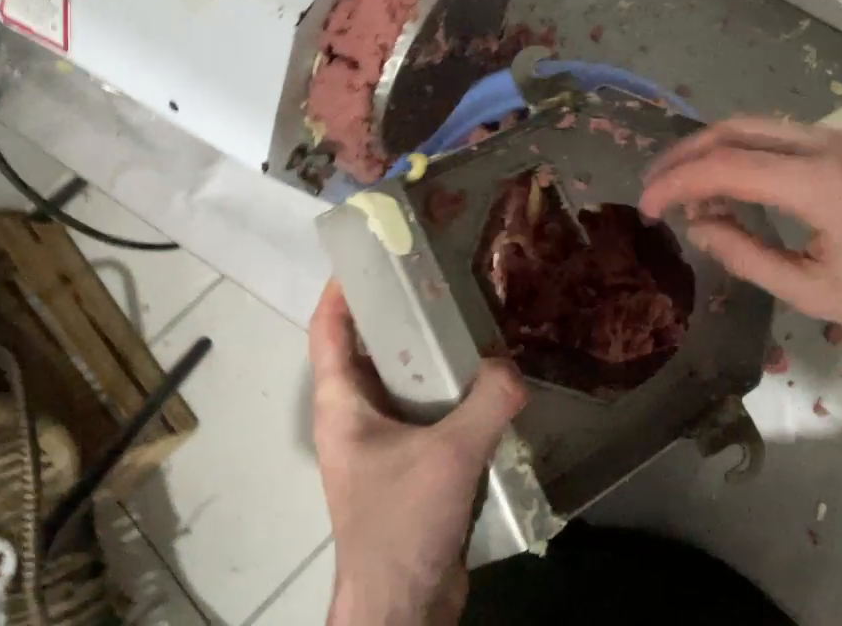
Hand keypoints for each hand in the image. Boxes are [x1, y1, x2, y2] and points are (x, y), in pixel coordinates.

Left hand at [309, 282, 527, 625]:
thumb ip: (487, 403)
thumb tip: (513, 368)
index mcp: (342, 403)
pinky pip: (430, 413)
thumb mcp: (449, 456)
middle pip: (373, 347)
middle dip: (403, 311)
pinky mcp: (410, 465)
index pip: (329, 329)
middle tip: (446, 279)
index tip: (374, 251)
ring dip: (435, 355)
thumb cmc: (401, 524)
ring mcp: (383, 442)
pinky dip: (454, 393)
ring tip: (476, 322)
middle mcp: (356, 415)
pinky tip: (490, 384)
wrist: (401, 607)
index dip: (343, 286)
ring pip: (405, 381)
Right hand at [640, 116, 841, 359]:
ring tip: (689, 185)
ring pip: (765, 126)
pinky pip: (794, 137)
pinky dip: (755, 152)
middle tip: (654, 185)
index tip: (643, 207)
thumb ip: (747, 255)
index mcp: (817, 180)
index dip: (674, 182)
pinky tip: (744, 182)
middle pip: (737, 128)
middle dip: (687, 153)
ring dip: (720, 149)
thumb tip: (699, 225)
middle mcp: (830, 143)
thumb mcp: (815, 291)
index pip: (723, 166)